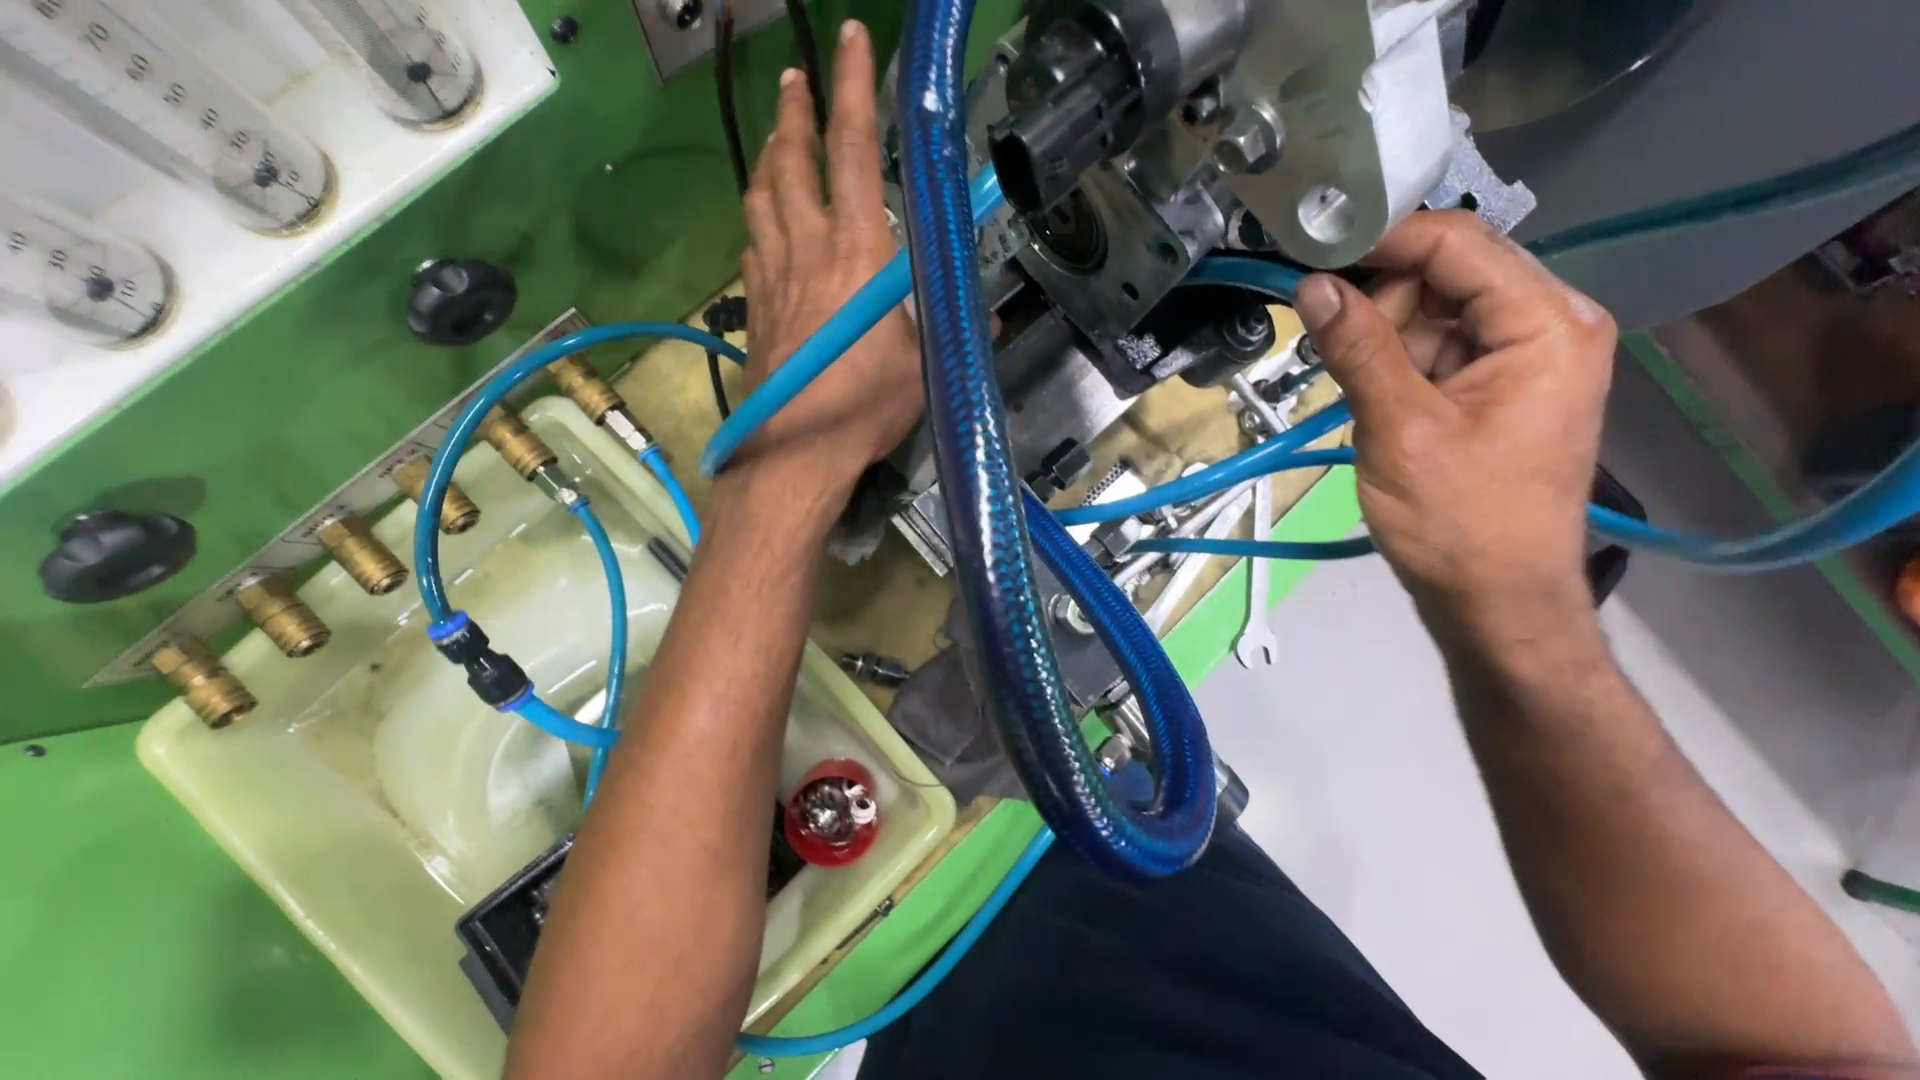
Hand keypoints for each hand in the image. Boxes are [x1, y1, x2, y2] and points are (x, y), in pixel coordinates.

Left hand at [726, 20, 920, 506]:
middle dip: (794, 111)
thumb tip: (978, 310)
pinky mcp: (756, 304)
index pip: (853, 149)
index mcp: (858, 248)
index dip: (853, 89)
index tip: (851, 40)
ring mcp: (774, 274)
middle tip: (795, 79)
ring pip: (762, 195)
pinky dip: (759, 214)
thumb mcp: (926, 359)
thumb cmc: (869, 403)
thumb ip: (944, 320)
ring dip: (770, 156)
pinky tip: (765, 217)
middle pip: (793, 160)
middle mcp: (808, 247)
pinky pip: (752, 241)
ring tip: (779, 136)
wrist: (797, 449)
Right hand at [1295, 211, 1616, 629]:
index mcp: (1546, 324)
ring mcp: (1524, 357)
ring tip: (1360, 396)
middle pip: (1446, 273)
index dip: (1382, 241)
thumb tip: (1312, 283)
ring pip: (1433, 311)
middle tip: (1336, 350)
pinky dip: (1395, 365)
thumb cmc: (1458, 520)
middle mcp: (1547, 325)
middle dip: (1382, 302)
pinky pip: (1436, 349)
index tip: (1311, 255)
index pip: (1458, 243)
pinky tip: (1375, 403)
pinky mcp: (1497, 387)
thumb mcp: (1399, 428)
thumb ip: (1357, 347)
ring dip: (1383, 340)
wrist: (1496, 601)